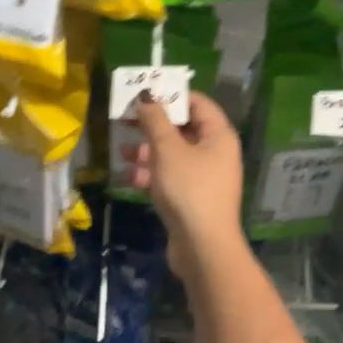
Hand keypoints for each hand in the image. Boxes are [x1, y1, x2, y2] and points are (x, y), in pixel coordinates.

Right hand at [123, 91, 246, 277]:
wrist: (203, 247)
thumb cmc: (189, 190)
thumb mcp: (168, 149)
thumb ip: (155, 120)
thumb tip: (146, 96)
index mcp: (219, 135)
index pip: (197, 102)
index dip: (170, 95)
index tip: (143, 95)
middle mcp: (216, 153)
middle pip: (183, 129)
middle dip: (153, 127)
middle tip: (124, 122)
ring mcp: (206, 178)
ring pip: (173, 156)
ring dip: (148, 153)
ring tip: (123, 154)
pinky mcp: (193, 200)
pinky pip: (172, 179)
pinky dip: (153, 176)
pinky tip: (132, 179)